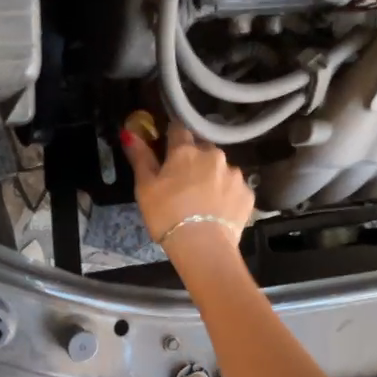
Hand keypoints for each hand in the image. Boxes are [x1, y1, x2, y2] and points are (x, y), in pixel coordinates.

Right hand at [120, 124, 254, 252]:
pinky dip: (227, 196)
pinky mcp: (247, 193)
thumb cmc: (167, 215)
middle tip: (185, 184)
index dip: (172, 139)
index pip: (178, 130)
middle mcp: (214, 155)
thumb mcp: (145, 188)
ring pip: (221, 169)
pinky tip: (219, 212)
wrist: (202, 246)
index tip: (168, 151)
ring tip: (204, 201)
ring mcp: (234, 174)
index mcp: (186, 150)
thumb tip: (130, 133)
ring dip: (213, 178)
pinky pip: (235, 189)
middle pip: (203, 150)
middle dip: (195, 161)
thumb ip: (140, 158)